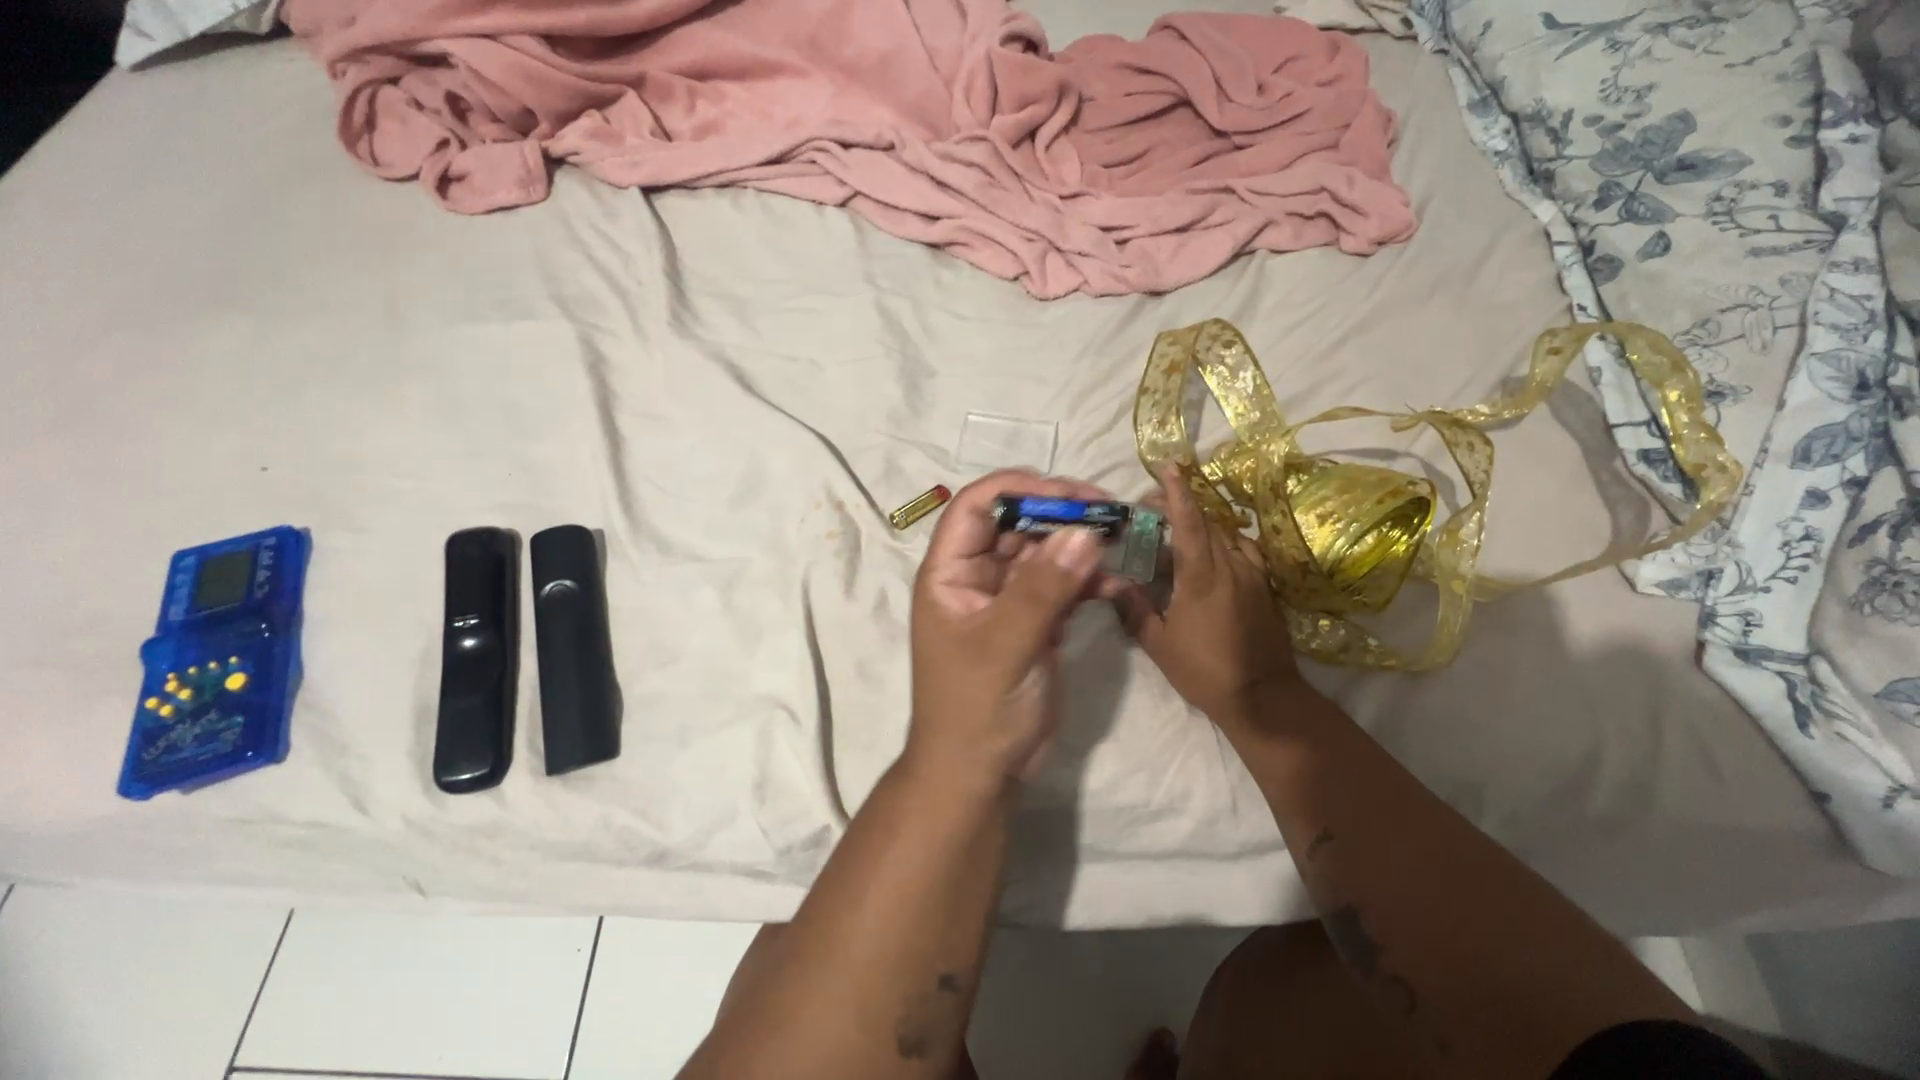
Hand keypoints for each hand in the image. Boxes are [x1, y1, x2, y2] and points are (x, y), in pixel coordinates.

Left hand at [907, 471, 1117, 787]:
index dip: (1018, 489)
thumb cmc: (976, 709)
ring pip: (1043, 553)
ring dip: (1079, 544)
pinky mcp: (1035, 624)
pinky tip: (1116, 585)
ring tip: (1121, 537)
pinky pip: (1062, 587)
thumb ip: (1043, 589)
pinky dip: (1087, 582)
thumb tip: (1084, 532)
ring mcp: (1007, 601)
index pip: (975, 507)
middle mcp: (976, 578)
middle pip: (1016, 523)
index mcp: (949, 573)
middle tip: (1109, 511)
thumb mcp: (1005, 645)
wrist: (981, 775)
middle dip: (1059, 513)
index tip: (1068, 492)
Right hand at [1115, 465, 1313, 729]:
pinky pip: (1243, 551)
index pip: (1189, 522)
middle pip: (1207, 521)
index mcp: (1202, 576)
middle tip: (1153, 504)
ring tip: (1180, 527)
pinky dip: (1224, 542)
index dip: (1177, 492)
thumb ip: (1135, 610)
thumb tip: (1112, 585)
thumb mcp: (1159, 645)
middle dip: (1182, 505)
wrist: (1264, 696)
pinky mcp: (1265, 587)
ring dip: (1203, 523)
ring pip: (1227, 534)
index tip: (1168, 466)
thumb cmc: (1205, 671)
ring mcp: (1253, 575)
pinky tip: (1212, 553)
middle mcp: (1231, 566)